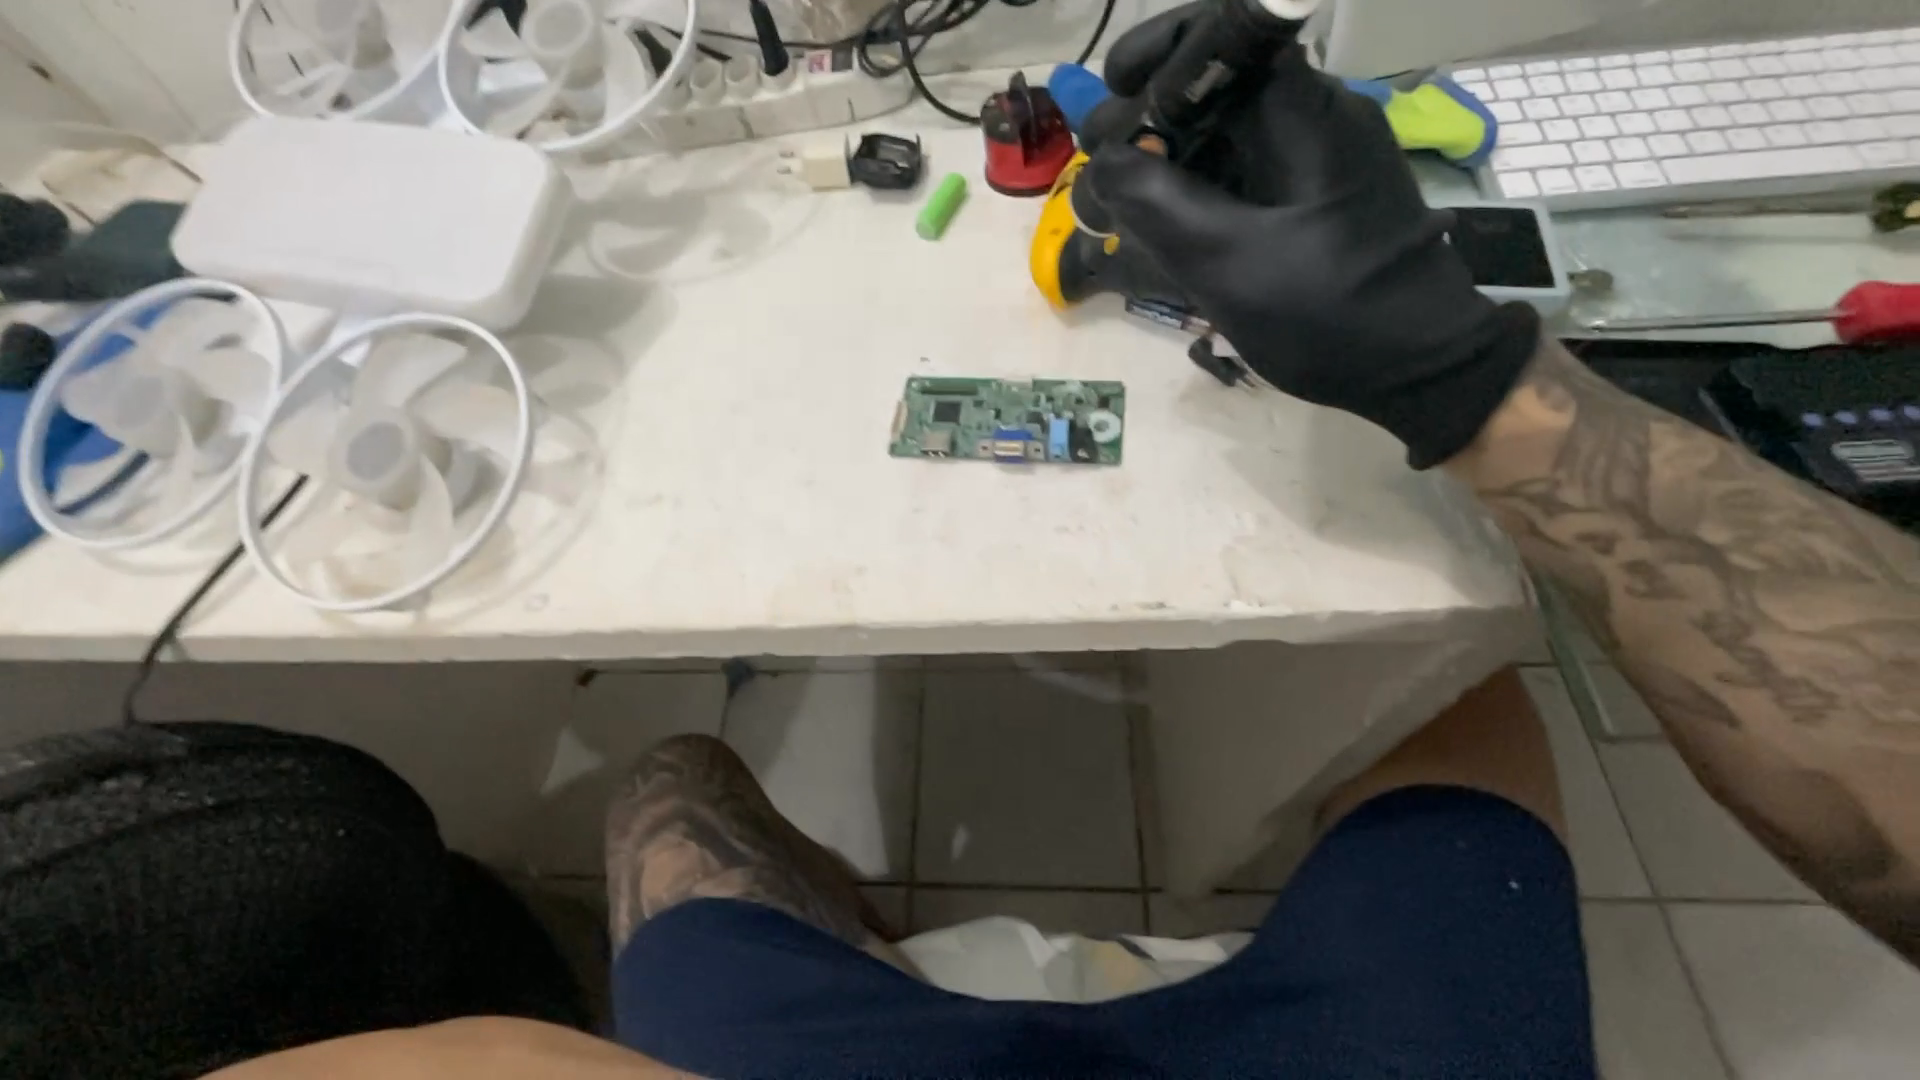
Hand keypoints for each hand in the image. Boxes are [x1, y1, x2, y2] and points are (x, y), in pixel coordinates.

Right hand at [1079, 6, 1541, 467]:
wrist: (1416, 366)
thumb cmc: (1328, 313)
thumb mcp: (1228, 262)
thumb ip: (1157, 205)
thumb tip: (1102, 164)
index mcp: (1299, 110)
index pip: (1219, 37)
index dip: (1154, 56)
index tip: (1108, 98)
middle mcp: (1308, 117)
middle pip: (1212, 87)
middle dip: (1146, 122)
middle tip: (1103, 180)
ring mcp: (1312, 160)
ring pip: (1220, 137)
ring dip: (1164, 165)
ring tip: (1117, 210)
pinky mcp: (1310, 199)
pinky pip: (1239, 177)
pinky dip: (1193, 195)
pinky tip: (1160, 232)